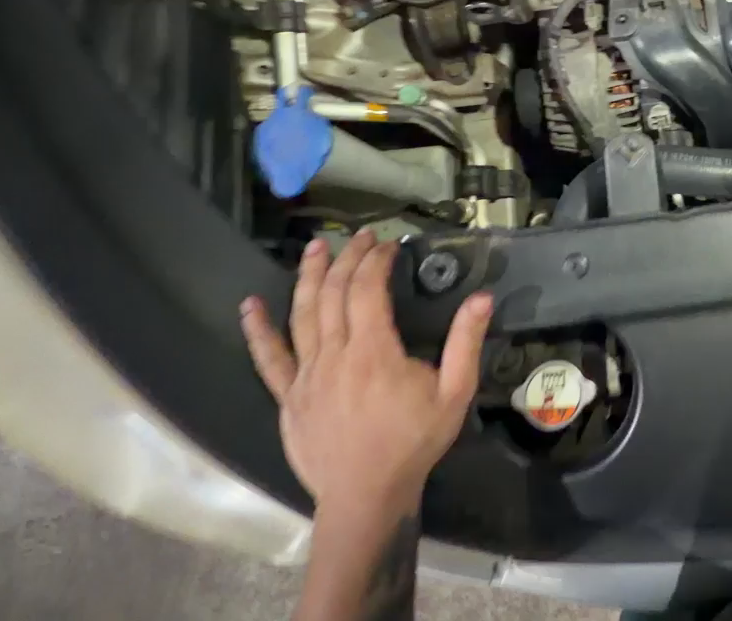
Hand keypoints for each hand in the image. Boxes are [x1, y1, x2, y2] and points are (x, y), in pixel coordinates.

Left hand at [239, 230, 493, 523]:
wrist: (366, 496)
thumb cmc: (413, 442)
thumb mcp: (454, 394)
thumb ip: (466, 343)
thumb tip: (482, 298)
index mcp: (374, 352)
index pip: (367, 290)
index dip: (377, 261)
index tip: (390, 245)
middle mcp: (334, 355)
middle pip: (334, 294)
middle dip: (347, 259)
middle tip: (361, 236)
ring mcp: (305, 376)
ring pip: (302, 315)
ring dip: (309, 276)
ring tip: (315, 247)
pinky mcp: (288, 396)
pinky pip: (268, 359)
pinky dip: (258, 330)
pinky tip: (249, 306)